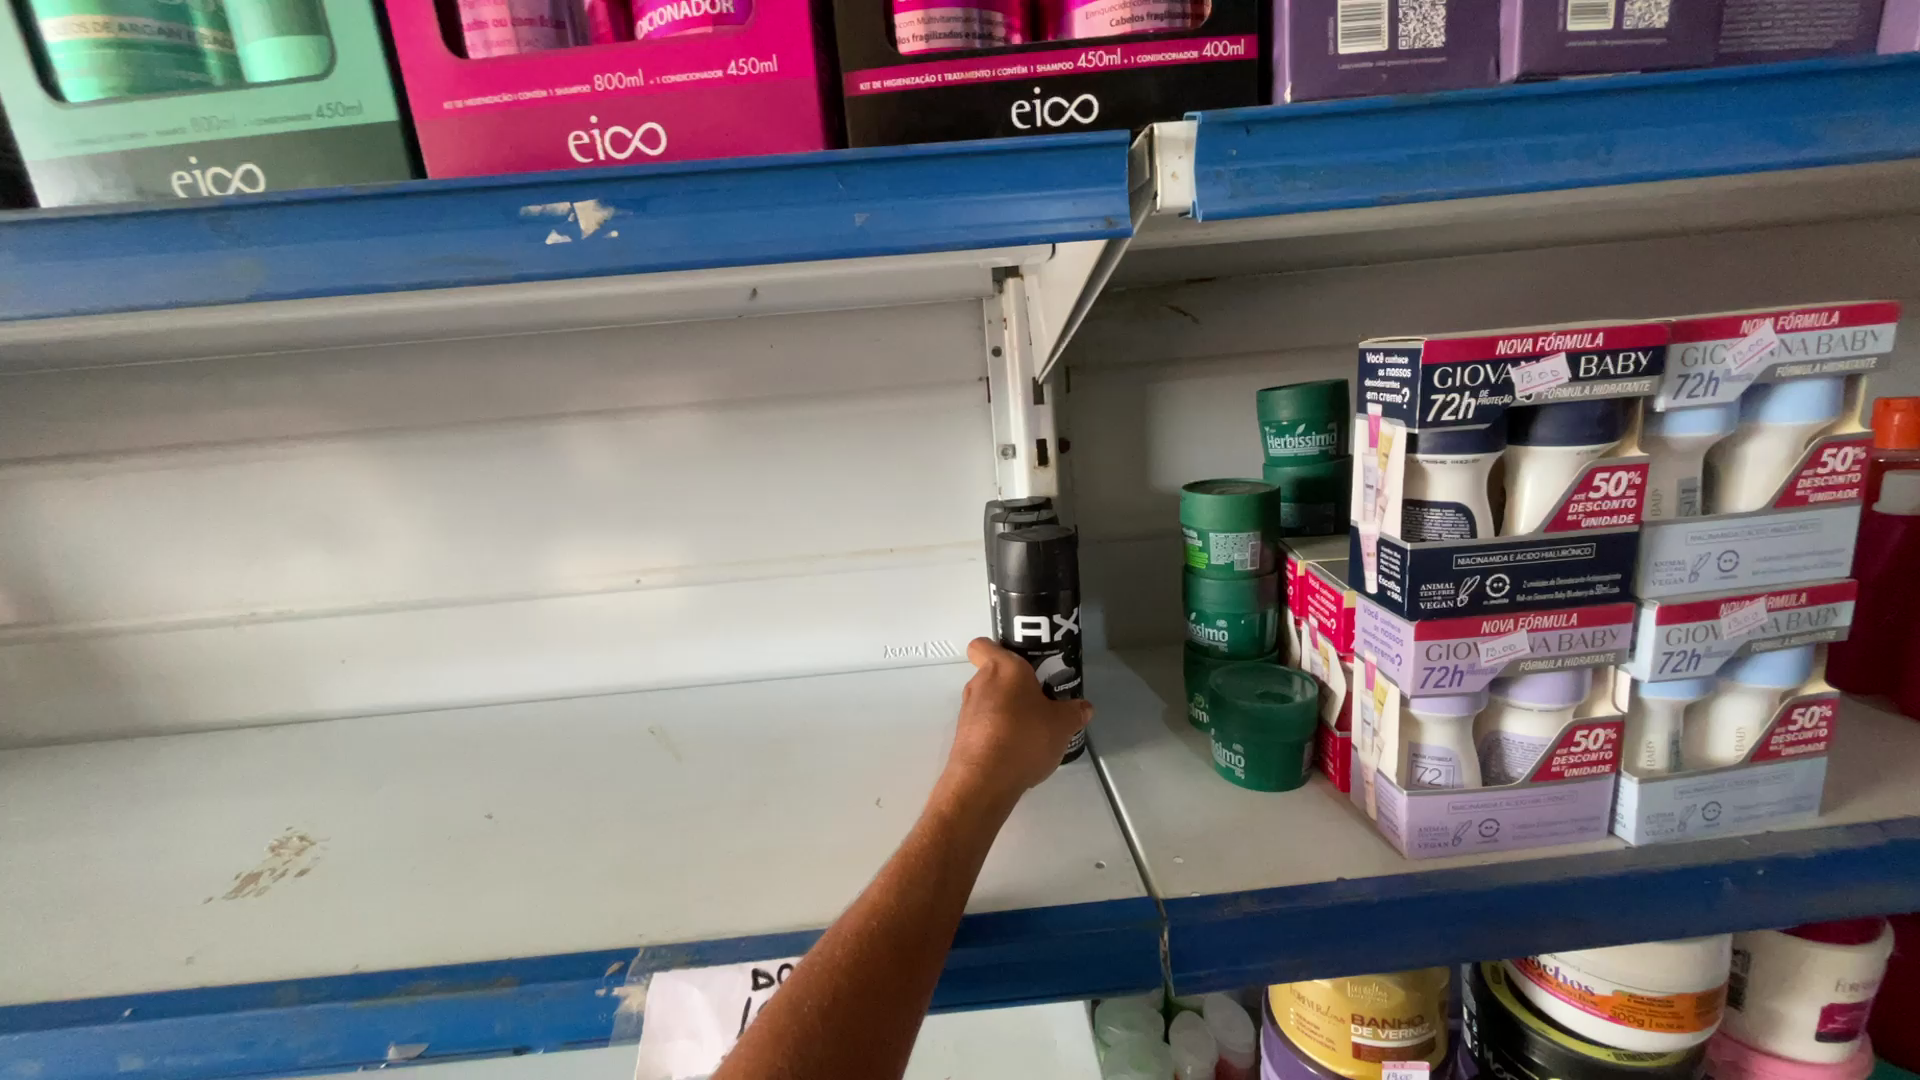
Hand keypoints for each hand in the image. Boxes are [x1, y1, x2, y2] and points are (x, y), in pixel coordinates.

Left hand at [940, 638, 1092, 807]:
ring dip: (1006, 711)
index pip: (983, 644)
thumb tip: (1084, 707)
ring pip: (989, 701)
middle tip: (1039, 701)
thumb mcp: (1062, 725)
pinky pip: (984, 725)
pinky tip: (1016, 751)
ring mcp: (968, 710)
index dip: (996, 649)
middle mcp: (980, 683)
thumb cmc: (1025, 737)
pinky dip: (997, 732)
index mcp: (1003, 668)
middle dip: (1014, 686)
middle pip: (993, 674)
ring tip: (1031, 731)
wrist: (984, 781)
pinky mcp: (963, 736)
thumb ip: (1074, 712)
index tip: (1020, 664)